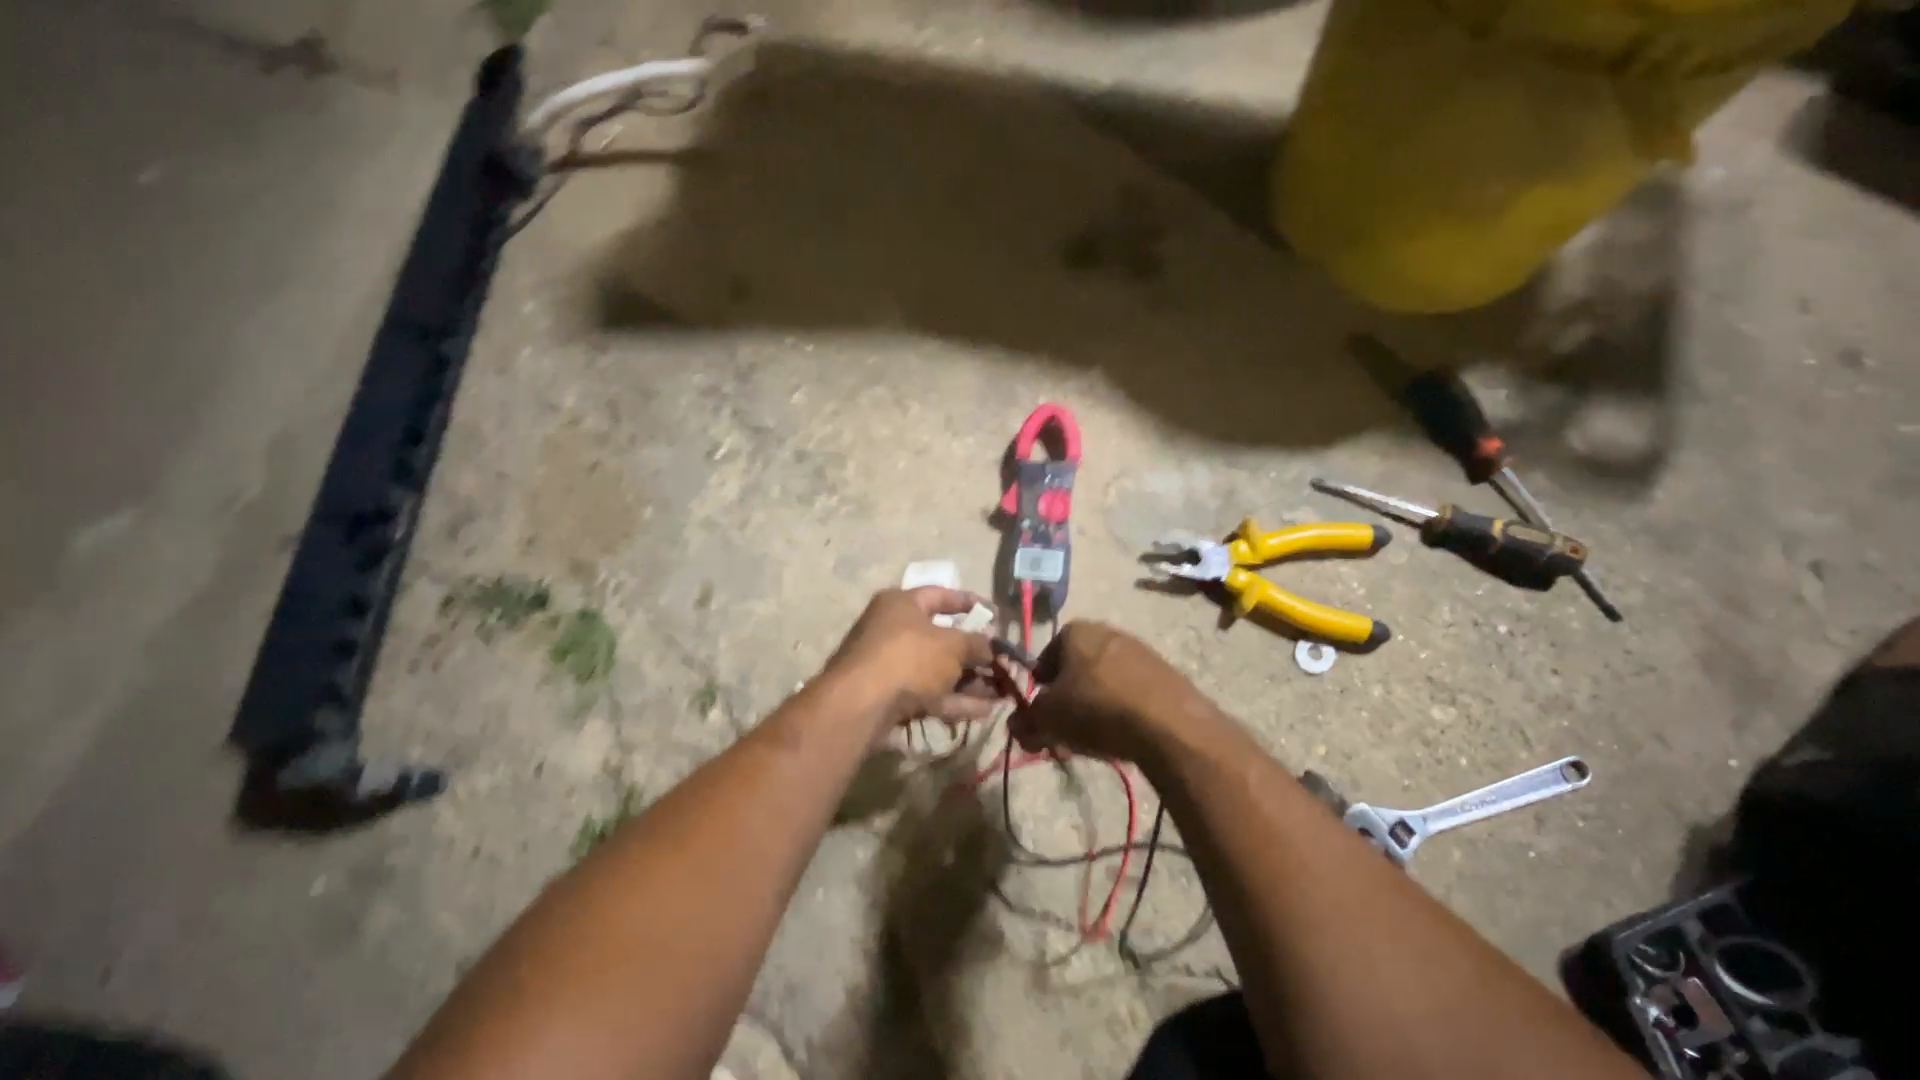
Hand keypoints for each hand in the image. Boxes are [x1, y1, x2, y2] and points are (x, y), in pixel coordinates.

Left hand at [822, 587, 997, 733]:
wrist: (862, 704)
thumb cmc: (909, 657)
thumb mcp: (952, 645)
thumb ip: (976, 644)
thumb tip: (990, 647)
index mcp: (901, 604)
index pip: (940, 595)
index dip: (970, 603)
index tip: (995, 615)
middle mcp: (893, 630)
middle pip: (941, 638)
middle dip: (974, 652)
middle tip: (1001, 661)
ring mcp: (890, 666)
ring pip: (938, 671)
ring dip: (970, 681)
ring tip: (1002, 691)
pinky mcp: (891, 697)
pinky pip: (931, 694)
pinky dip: (956, 701)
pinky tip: (986, 710)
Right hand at [1011, 621, 1210, 762]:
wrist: (1168, 724)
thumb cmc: (1096, 708)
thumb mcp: (1047, 718)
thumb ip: (1027, 720)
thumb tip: (1016, 725)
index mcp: (1075, 631)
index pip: (1044, 659)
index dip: (1038, 691)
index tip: (1040, 718)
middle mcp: (1107, 632)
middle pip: (1075, 673)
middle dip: (1066, 704)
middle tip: (1063, 736)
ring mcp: (1140, 651)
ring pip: (1103, 684)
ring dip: (1093, 711)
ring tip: (1092, 743)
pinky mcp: (1165, 674)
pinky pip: (1131, 693)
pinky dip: (1121, 713)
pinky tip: (1121, 738)